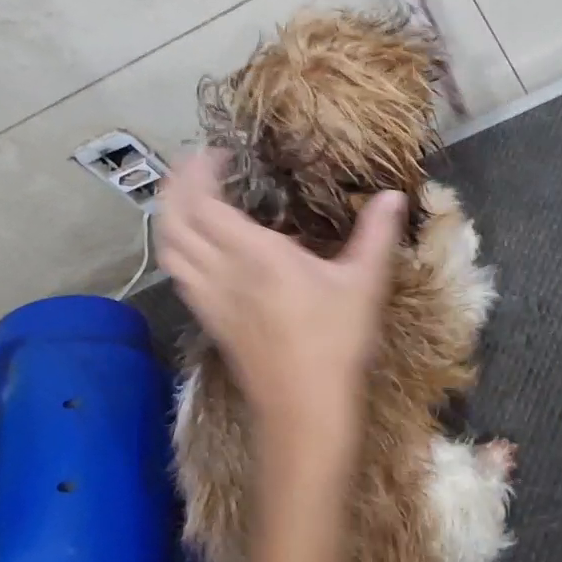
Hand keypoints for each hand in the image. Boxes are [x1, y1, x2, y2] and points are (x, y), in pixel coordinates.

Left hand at [157, 149, 406, 427]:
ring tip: (188, 198)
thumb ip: (375, 234)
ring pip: (169, 248)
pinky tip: (197, 247)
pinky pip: (179, 274)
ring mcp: (210, 299)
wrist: (304, 408)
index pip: (206, 202)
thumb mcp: (364, 284)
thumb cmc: (335, 342)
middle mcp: (222, 272)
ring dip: (170, 216)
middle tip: (195, 166)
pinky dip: (178, 248)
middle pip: (174, 221)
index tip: (217, 153)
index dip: (200, 172)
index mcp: (256, 255)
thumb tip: (392, 194)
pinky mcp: (210, 320)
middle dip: (175, 187)